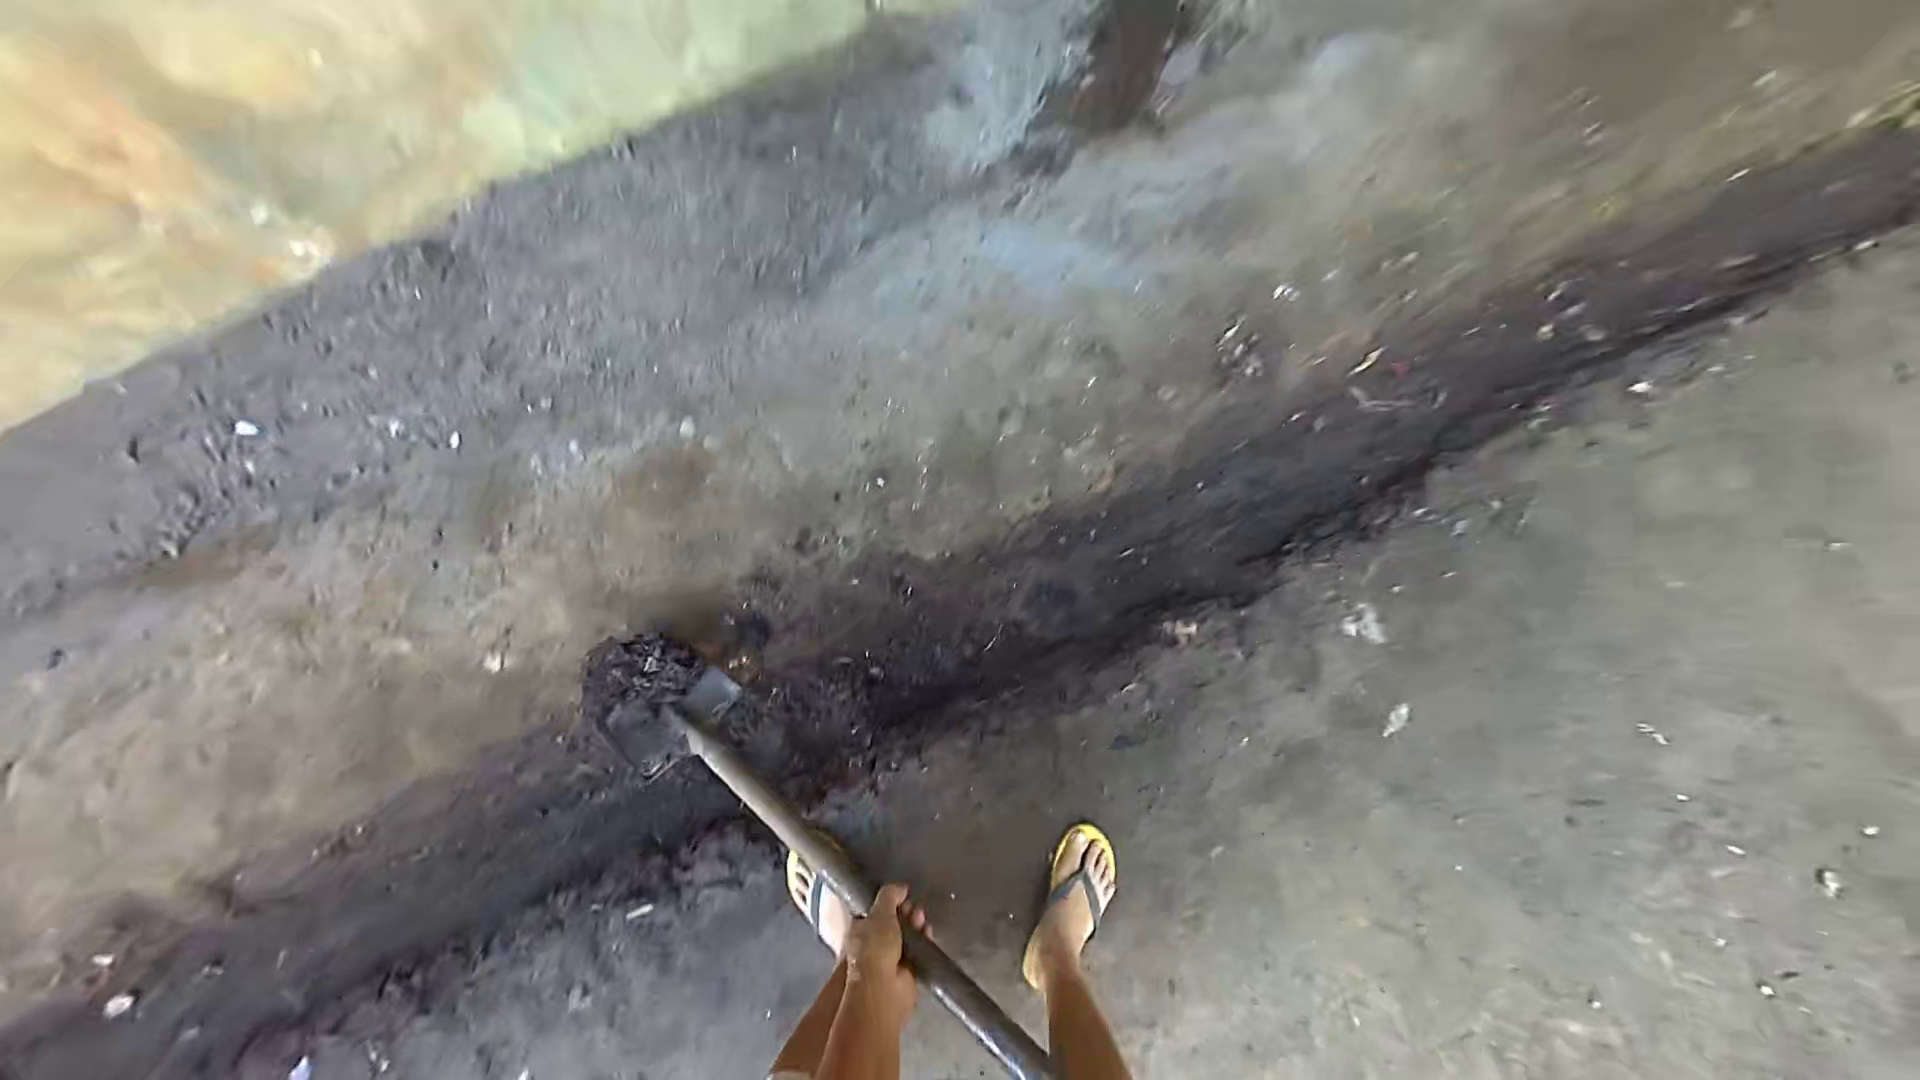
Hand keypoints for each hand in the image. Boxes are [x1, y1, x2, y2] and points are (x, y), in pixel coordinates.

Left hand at [841, 883, 926, 1033]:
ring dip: (915, 924)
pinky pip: (917, 950)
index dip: (889, 901)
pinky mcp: (906, 972)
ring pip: (906, 935)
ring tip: (921, 917)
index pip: (875, 910)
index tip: (902, 895)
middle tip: (913, 907)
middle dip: (905, 911)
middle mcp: (871, 945)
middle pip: (892, 922)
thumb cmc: (873, 947)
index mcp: (858, 930)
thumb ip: (890, 895)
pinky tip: (928, 931)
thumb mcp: (880, 912)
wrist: (882, 990)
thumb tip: (901, 887)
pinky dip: (924, 940)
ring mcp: (889, 959)